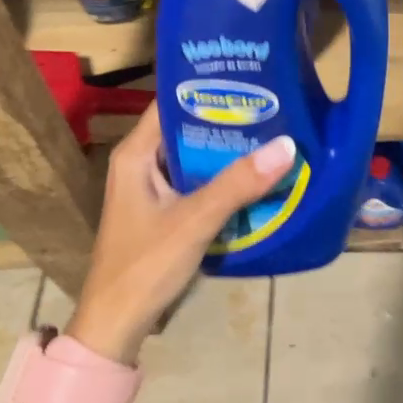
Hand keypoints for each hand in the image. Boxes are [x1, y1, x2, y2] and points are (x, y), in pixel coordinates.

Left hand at [65, 107, 295, 362]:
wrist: (115, 327)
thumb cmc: (145, 265)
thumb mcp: (195, 220)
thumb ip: (239, 183)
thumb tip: (287, 144)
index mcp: (136, 154)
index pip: (172, 102)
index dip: (206, 87)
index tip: (248, 76)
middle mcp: (141, 164)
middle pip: (187, 128)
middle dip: (226, 118)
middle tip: (272, 104)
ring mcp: (152, 190)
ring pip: (195, 156)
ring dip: (228, 149)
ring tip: (272, 132)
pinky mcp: (163, 212)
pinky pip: (197, 181)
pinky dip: (223, 176)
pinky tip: (255, 174)